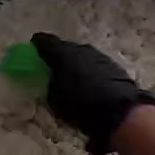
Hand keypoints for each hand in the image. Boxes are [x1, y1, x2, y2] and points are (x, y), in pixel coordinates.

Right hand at [30, 33, 154, 154]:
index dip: (37, 45)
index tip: (33, 51)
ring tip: (71, 76)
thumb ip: (50, 83)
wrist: (121, 113)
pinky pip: (94, 64)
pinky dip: (88, 70)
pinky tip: (89, 82)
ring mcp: (99, 55)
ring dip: (75, 63)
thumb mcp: (55, 99)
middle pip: (64, 47)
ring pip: (80, 55)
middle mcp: (80, 48)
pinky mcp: (113, 65)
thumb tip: (51, 78)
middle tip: (51, 67)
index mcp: (61, 53)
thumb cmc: (81, 107)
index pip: (44, 41)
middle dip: (57, 55)